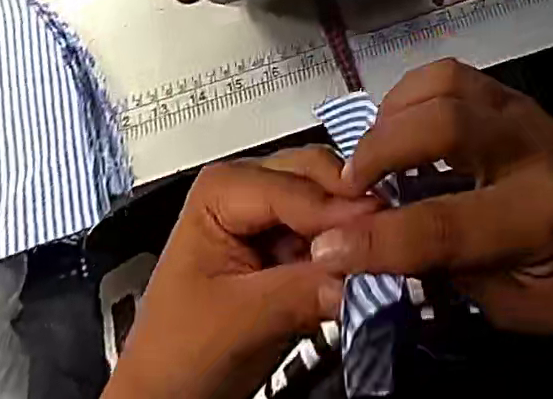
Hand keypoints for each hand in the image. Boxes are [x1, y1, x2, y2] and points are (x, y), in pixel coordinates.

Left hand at [103, 147, 379, 398]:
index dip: (338, 210)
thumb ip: (298, 291)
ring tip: (380, 250)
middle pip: (316, 177)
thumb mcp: (237, 322)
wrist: (164, 395)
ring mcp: (270, 207)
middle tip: (388, 236)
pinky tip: (364, 261)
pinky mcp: (287, 235)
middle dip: (350, 207)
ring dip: (353, 224)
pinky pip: (328, 226)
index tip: (381, 230)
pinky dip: (347, 243)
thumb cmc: (178, 354)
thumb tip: (358, 271)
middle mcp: (249, 182)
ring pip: (328, 196)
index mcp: (223, 187)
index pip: (293, 188)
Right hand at [306, 58, 552, 338]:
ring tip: (374, 149)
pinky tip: (400, 124)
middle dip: (383, 150)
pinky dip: (413, 93)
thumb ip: (442, 270)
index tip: (329, 249)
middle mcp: (535, 150)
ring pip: (447, 83)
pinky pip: (452, 75)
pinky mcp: (514, 96)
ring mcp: (525, 112)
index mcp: (543, 216)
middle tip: (351, 182)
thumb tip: (367, 244)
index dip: (379, 240)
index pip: (446, 225)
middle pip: (446, 126)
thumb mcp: (509, 309)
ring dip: (396, 112)